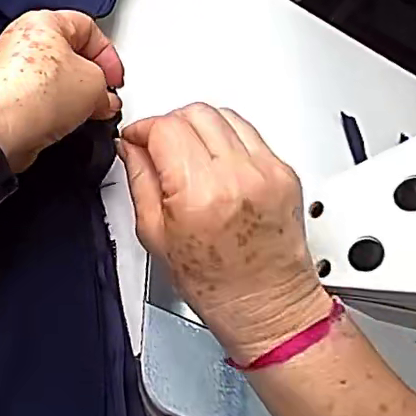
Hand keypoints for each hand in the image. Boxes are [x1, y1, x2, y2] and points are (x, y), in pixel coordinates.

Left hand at [0, 10, 122, 172]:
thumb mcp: (94, 83)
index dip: (108, 55)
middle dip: (90, 79)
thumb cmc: (33, 95)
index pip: (87, 28)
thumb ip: (105, 87)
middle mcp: (19, 43)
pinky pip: (35, 103)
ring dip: (71, 99)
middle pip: (67, 56)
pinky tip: (59, 124)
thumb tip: (103, 99)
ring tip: (82, 114)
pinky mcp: (1, 100)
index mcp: (40, 22)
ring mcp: (6, 72)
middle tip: (102, 97)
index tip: (115, 79)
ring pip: (51, 83)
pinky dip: (50, 113)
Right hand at [119, 105, 332, 364]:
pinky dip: (223, 136)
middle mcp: (238, 176)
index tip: (133, 139)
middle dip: (167, 123)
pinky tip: (210, 159)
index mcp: (199, 193)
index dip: (141, 129)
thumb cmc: (212, 280)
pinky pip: (248, 132)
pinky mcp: (284, 172)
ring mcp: (267, 171)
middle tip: (154, 144)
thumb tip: (130, 148)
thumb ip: (139, 179)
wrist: (264, 301)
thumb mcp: (153, 231)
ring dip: (195, 125)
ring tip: (183, 151)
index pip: (166, 129)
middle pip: (195, 113)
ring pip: (223, 115)